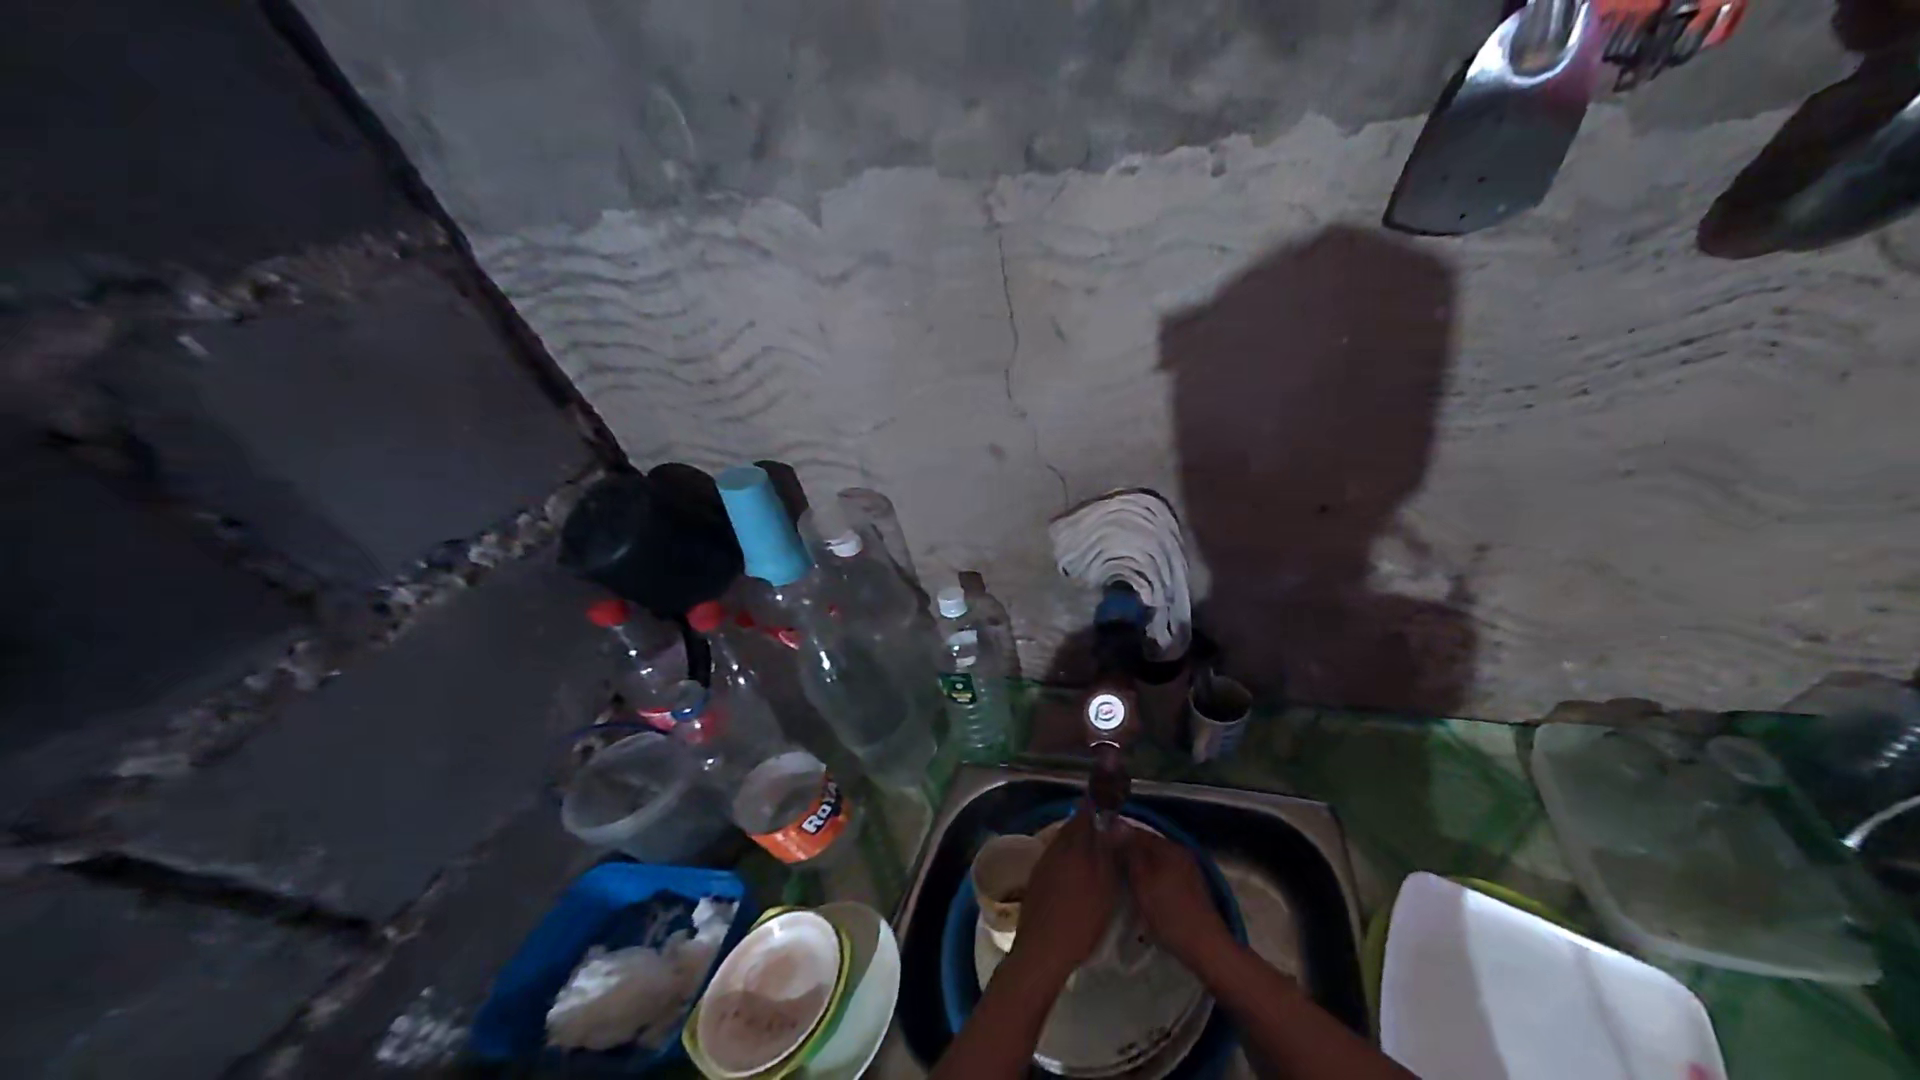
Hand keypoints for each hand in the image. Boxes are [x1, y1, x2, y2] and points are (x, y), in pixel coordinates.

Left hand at [1006, 807, 1120, 983]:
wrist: (1044, 949)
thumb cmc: (1081, 919)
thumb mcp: (1105, 886)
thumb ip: (1109, 852)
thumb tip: (1116, 822)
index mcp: (1074, 846)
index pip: (1085, 813)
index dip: (1096, 803)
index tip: (1107, 797)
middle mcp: (1056, 848)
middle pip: (1072, 825)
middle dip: (1087, 820)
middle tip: (1103, 821)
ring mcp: (1044, 863)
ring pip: (1062, 840)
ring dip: (1076, 837)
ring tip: (1093, 845)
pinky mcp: (1037, 879)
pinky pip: (1055, 855)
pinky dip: (1067, 854)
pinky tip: (1075, 868)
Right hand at [1121, 825, 1233, 967]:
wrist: (1206, 947)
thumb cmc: (1169, 912)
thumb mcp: (1142, 880)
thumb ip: (1129, 851)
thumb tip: (1116, 825)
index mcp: (1170, 846)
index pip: (1137, 832)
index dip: (1117, 838)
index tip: (1101, 850)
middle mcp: (1182, 853)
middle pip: (1148, 846)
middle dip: (1129, 854)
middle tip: (1110, 867)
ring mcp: (1190, 871)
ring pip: (1157, 862)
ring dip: (1141, 868)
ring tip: (1124, 882)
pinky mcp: (1192, 889)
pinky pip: (1166, 875)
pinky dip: (1153, 880)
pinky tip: (1145, 894)